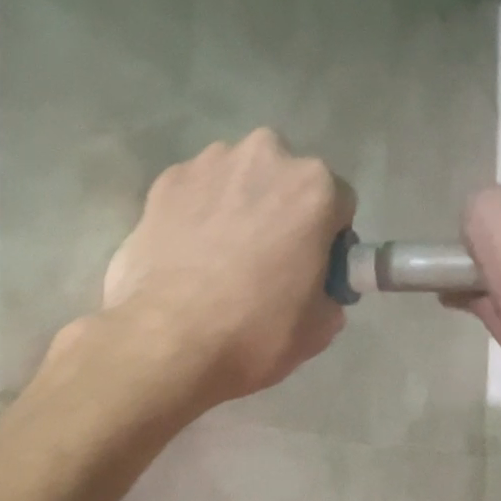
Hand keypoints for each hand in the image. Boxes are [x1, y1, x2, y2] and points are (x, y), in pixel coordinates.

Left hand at [81, 128, 353, 409]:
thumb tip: (318, 291)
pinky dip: (192, 217)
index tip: (308, 271)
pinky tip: (183, 259)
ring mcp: (208, 165)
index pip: (337, 205)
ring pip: (235, 183)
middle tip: (261, 266)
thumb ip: (329, 294)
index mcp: (314, 187)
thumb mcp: (318, 329)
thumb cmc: (253, 335)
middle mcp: (264, 156)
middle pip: (283, 182)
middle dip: (278, 213)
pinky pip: (192, 196)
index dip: (325, 241)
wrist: (166, 343)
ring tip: (215, 264)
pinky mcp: (163, 183)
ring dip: (234, 209)